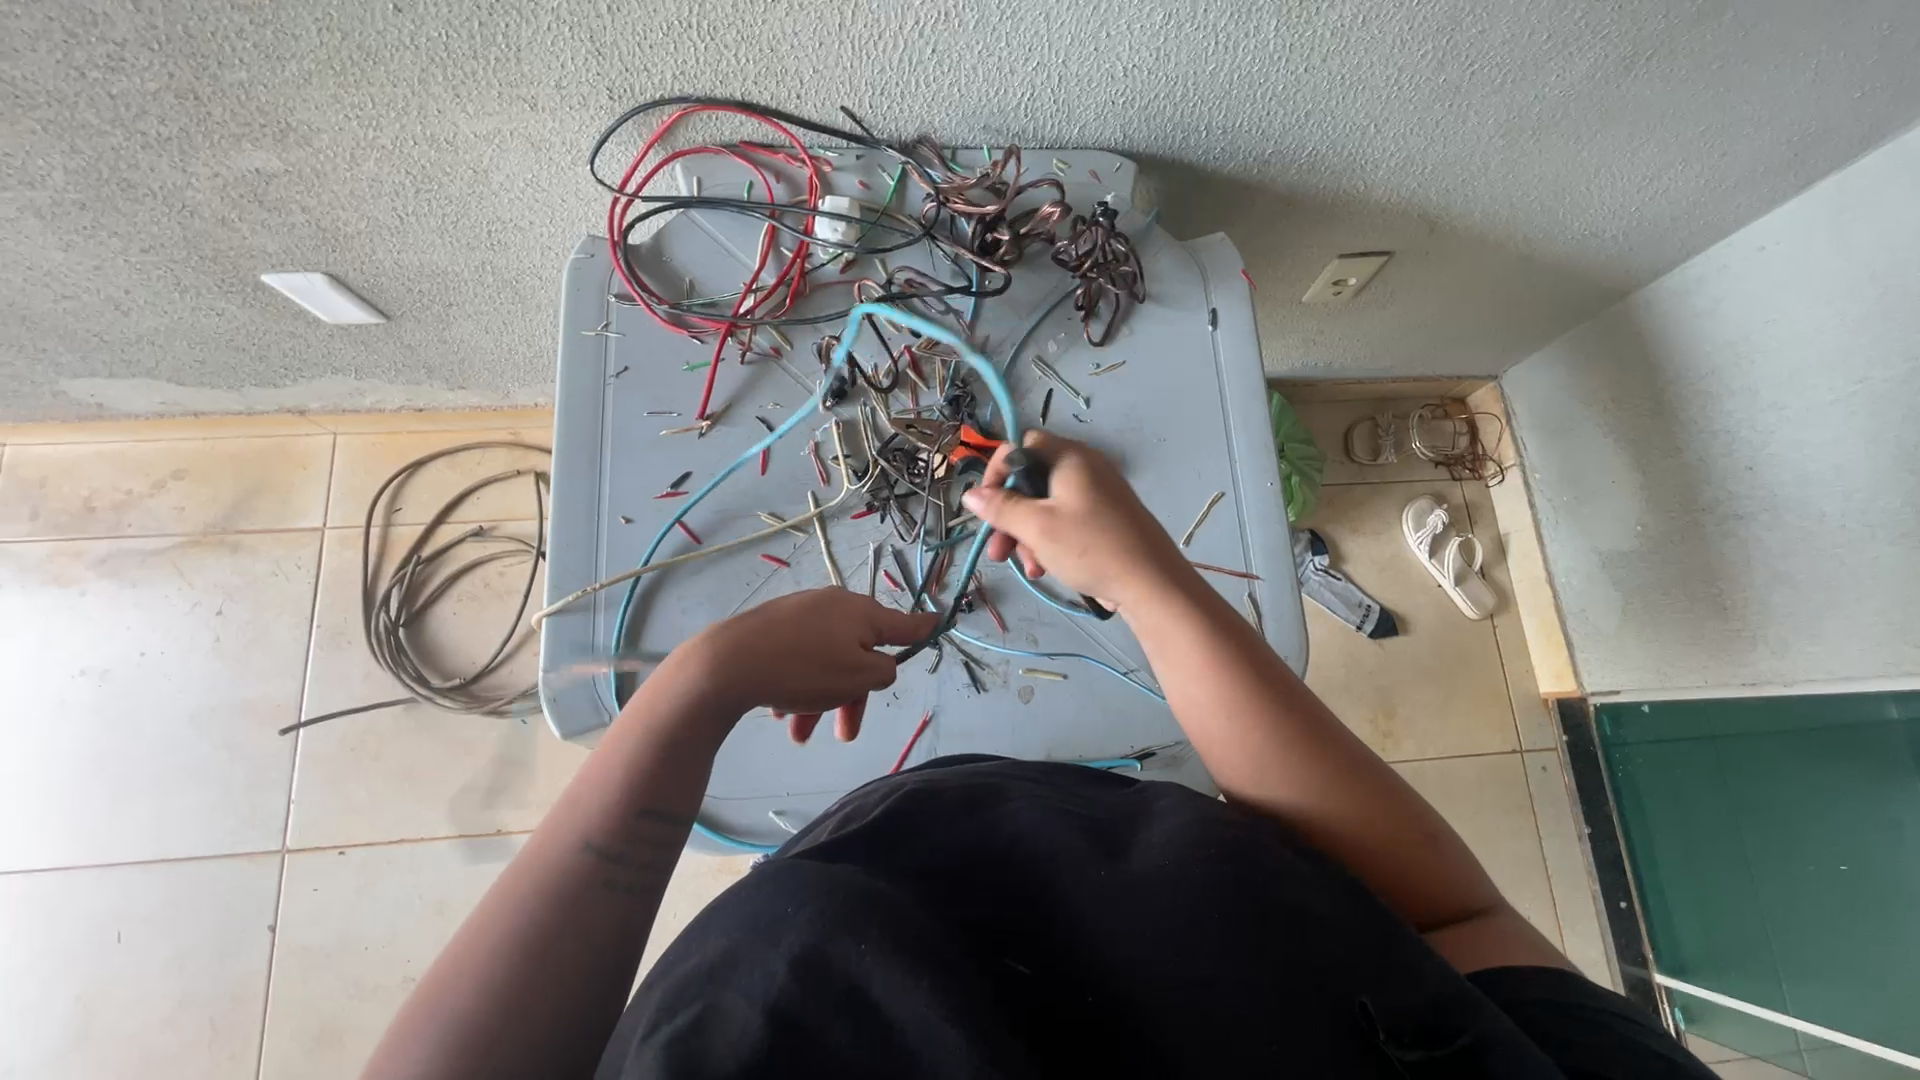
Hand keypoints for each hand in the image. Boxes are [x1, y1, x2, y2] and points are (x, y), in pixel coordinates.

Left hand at [673, 588, 938, 744]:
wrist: (727, 662)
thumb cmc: (805, 670)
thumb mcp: (859, 678)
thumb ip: (884, 671)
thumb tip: (880, 662)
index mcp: (862, 613)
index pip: (904, 624)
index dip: (924, 629)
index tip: (940, 621)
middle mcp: (835, 605)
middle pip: (859, 653)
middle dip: (853, 696)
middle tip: (844, 734)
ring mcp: (801, 612)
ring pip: (825, 661)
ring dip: (820, 700)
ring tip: (799, 734)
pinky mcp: (773, 624)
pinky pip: (798, 657)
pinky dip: (797, 685)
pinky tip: (780, 711)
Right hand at [961, 432, 1187, 612]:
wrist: (1152, 583)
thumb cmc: (1090, 548)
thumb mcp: (1037, 528)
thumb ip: (1001, 508)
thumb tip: (970, 494)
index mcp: (1070, 457)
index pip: (1022, 446)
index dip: (999, 472)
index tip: (987, 505)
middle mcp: (1084, 468)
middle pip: (1032, 480)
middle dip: (1010, 515)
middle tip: (999, 549)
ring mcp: (1097, 494)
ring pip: (1045, 506)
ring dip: (1027, 535)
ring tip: (1027, 566)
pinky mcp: (1104, 519)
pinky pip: (1065, 521)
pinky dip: (1049, 541)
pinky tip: (1045, 568)